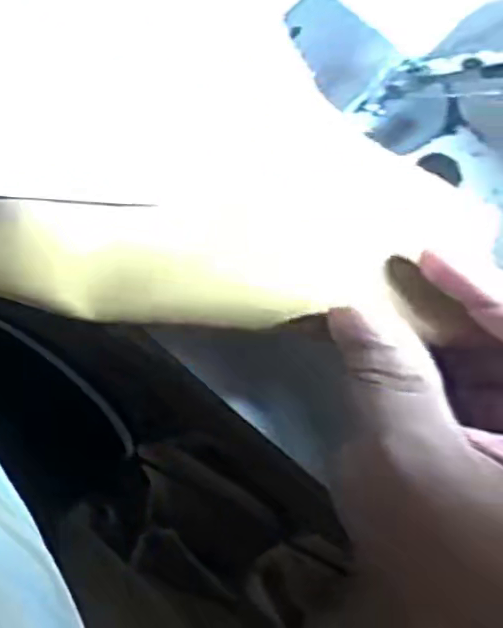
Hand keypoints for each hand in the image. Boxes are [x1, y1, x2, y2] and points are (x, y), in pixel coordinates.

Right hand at [327, 252, 502, 626]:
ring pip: (502, 377)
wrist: (451, 621)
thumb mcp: (405, 453)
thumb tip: (355, 309)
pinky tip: (390, 349)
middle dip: (462, 313)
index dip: (484, 294)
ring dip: (445, 341)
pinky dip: (438, 371)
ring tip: (383, 304)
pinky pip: (485, 401)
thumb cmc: (443, 543)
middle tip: (394, 273)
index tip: (422, 253)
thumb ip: (386, 375)